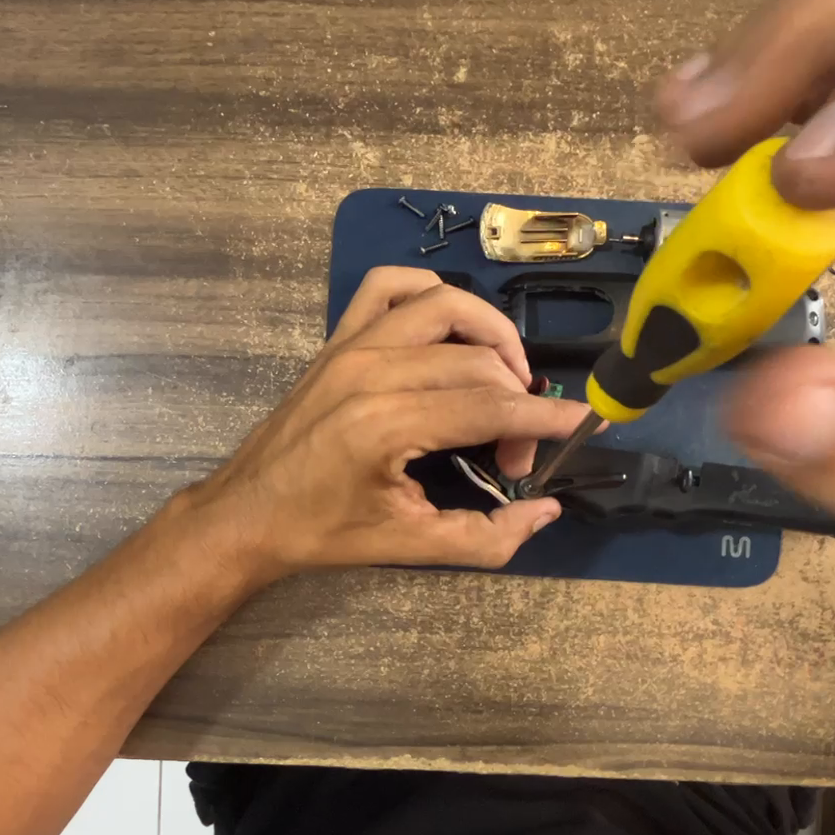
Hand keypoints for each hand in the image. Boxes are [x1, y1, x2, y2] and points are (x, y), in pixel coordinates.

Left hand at [183, 266, 589, 575]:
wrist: (247, 514)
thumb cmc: (322, 534)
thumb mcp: (408, 547)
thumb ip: (485, 537)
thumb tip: (544, 512)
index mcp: (386, 425)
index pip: (490, 406)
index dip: (547, 416)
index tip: (587, 423)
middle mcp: (371, 371)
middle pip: (477, 364)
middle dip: (518, 404)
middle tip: (517, 453)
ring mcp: (350, 346)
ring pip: (445, 307)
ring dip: (490, 337)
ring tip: (505, 379)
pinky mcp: (336, 339)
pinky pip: (390, 287)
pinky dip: (430, 294)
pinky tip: (448, 329)